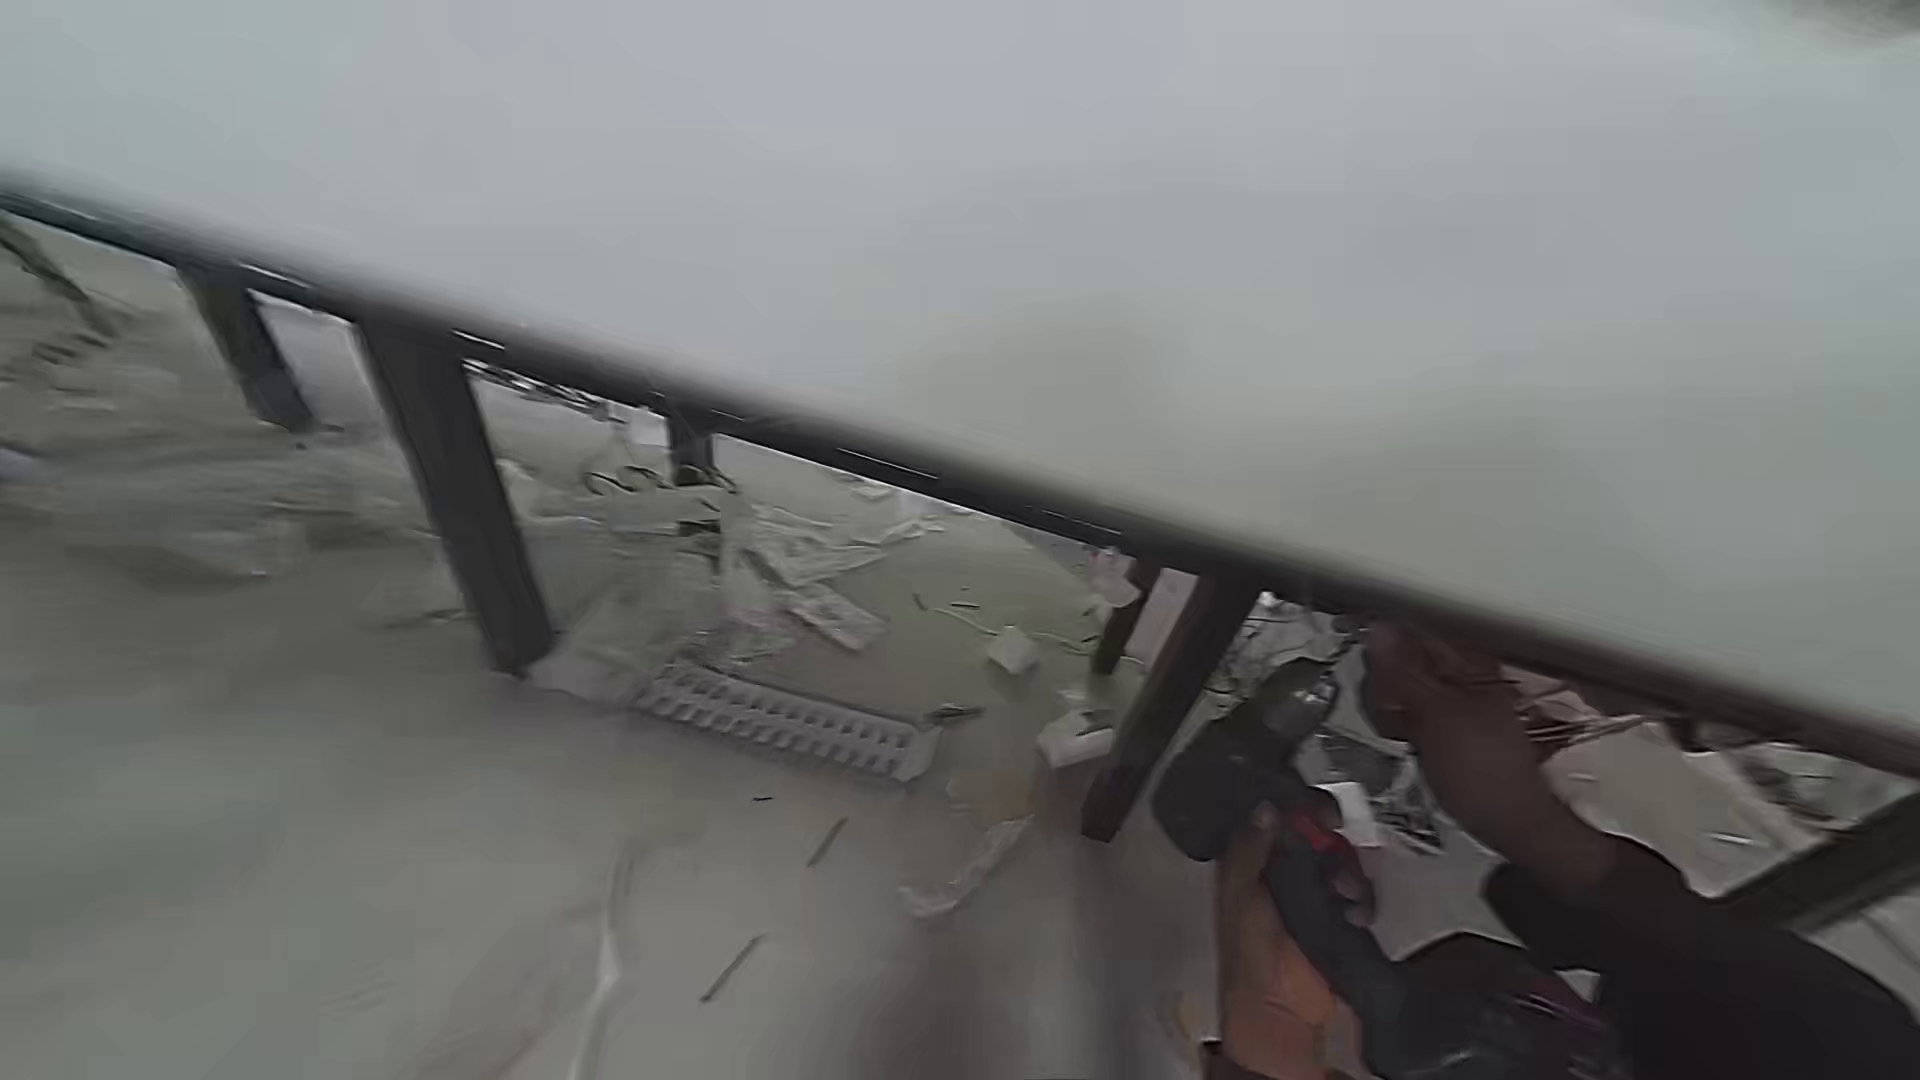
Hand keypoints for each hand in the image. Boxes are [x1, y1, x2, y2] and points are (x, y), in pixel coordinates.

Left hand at [1216, 800, 1371, 1078]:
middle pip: (1311, 832)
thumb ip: (1252, 849)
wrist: (1279, 1009)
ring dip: (1348, 868)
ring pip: (1337, 858)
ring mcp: (1310, 890)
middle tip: (1337, 843)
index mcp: (1249, 855)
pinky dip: (1361, 897)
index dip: (1294, 806)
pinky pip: (1356, 892)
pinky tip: (1355, 911)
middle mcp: (1279, 866)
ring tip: (1345, 890)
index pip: (1272, 814)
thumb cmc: (1248, 948)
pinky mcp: (1336, 915)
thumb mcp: (1241, 892)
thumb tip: (1265, 808)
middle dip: (1329, 836)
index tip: (1317, 807)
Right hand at [1362, 623, 1614, 892]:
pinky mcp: (1434, 720)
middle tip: (1391, 708)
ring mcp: (1444, 697)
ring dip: (1383, 703)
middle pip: (1394, 653)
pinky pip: (1397, 704)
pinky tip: (1399, 736)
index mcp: (1465, 662)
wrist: (1511, 826)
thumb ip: (1403, 671)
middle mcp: (1455, 673)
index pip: (1408, 628)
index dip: (1373, 629)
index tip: (1344, 634)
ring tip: (1397, 729)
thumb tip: (1376, 626)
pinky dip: (1391, 718)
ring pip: (1391, 681)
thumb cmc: (1480, 770)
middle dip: (1381, 680)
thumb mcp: (1437, 716)